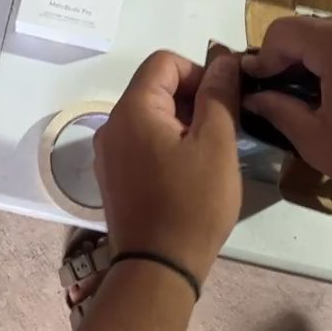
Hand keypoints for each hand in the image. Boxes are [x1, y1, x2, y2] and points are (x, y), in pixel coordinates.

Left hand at [91, 48, 242, 282]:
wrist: (158, 268)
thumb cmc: (193, 204)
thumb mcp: (217, 144)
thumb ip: (218, 95)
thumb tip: (223, 61)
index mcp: (133, 109)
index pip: (164, 62)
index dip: (198, 72)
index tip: (223, 100)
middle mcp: (112, 124)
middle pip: (154, 87)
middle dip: (192, 98)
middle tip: (223, 129)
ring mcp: (108, 152)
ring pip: (149, 116)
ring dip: (182, 122)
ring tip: (210, 153)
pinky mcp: (113, 176)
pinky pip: (141, 142)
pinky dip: (166, 143)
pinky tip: (189, 171)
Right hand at [240, 15, 331, 209]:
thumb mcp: (316, 140)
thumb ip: (279, 110)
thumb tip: (256, 97)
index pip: (283, 32)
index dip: (264, 57)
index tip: (259, 85)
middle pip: (313, 29)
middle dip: (293, 57)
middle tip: (286, 93)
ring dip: (324, 57)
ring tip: (324, 95)